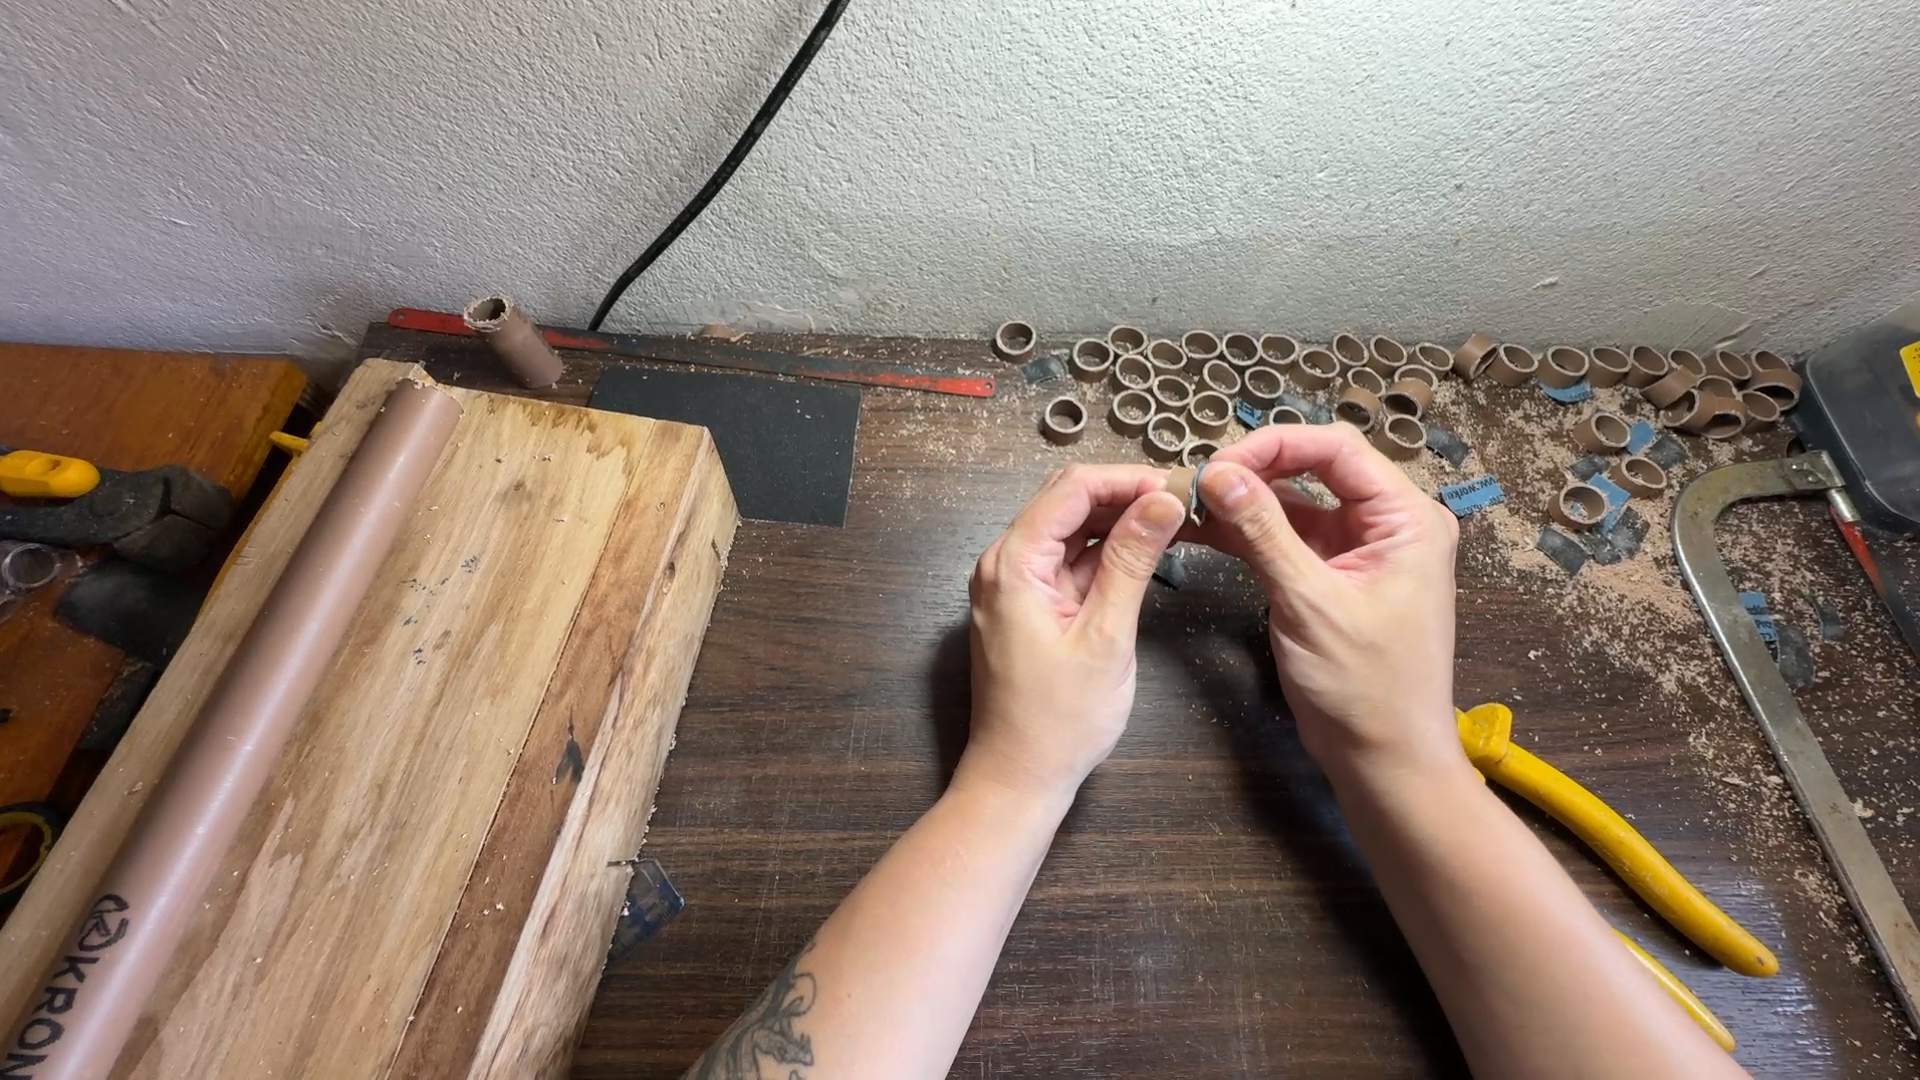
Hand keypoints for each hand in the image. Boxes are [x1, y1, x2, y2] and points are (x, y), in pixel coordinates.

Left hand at [963, 465, 1185, 801]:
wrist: (1019, 777)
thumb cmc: (1059, 720)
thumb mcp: (1105, 636)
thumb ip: (1131, 562)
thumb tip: (1163, 501)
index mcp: (1012, 563)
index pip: (1071, 489)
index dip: (1126, 479)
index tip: (1179, 487)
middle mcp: (1004, 563)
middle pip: (1067, 503)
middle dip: (1124, 496)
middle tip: (1183, 505)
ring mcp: (1013, 584)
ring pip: (1069, 531)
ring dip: (1118, 523)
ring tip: (1174, 524)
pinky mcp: (1027, 604)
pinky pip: (1066, 563)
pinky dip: (1104, 554)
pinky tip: (1143, 554)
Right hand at [1185, 424, 1465, 782]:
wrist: (1380, 754)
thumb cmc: (1364, 683)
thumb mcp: (1309, 601)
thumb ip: (1263, 531)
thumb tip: (1215, 473)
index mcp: (1405, 518)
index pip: (1336, 449)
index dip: (1274, 445)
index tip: (1216, 464)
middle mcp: (1383, 522)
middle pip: (1313, 467)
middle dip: (1254, 469)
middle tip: (1197, 483)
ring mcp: (1353, 548)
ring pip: (1292, 501)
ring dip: (1243, 499)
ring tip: (1191, 501)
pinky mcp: (1325, 573)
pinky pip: (1282, 536)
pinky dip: (1244, 531)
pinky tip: (1203, 528)